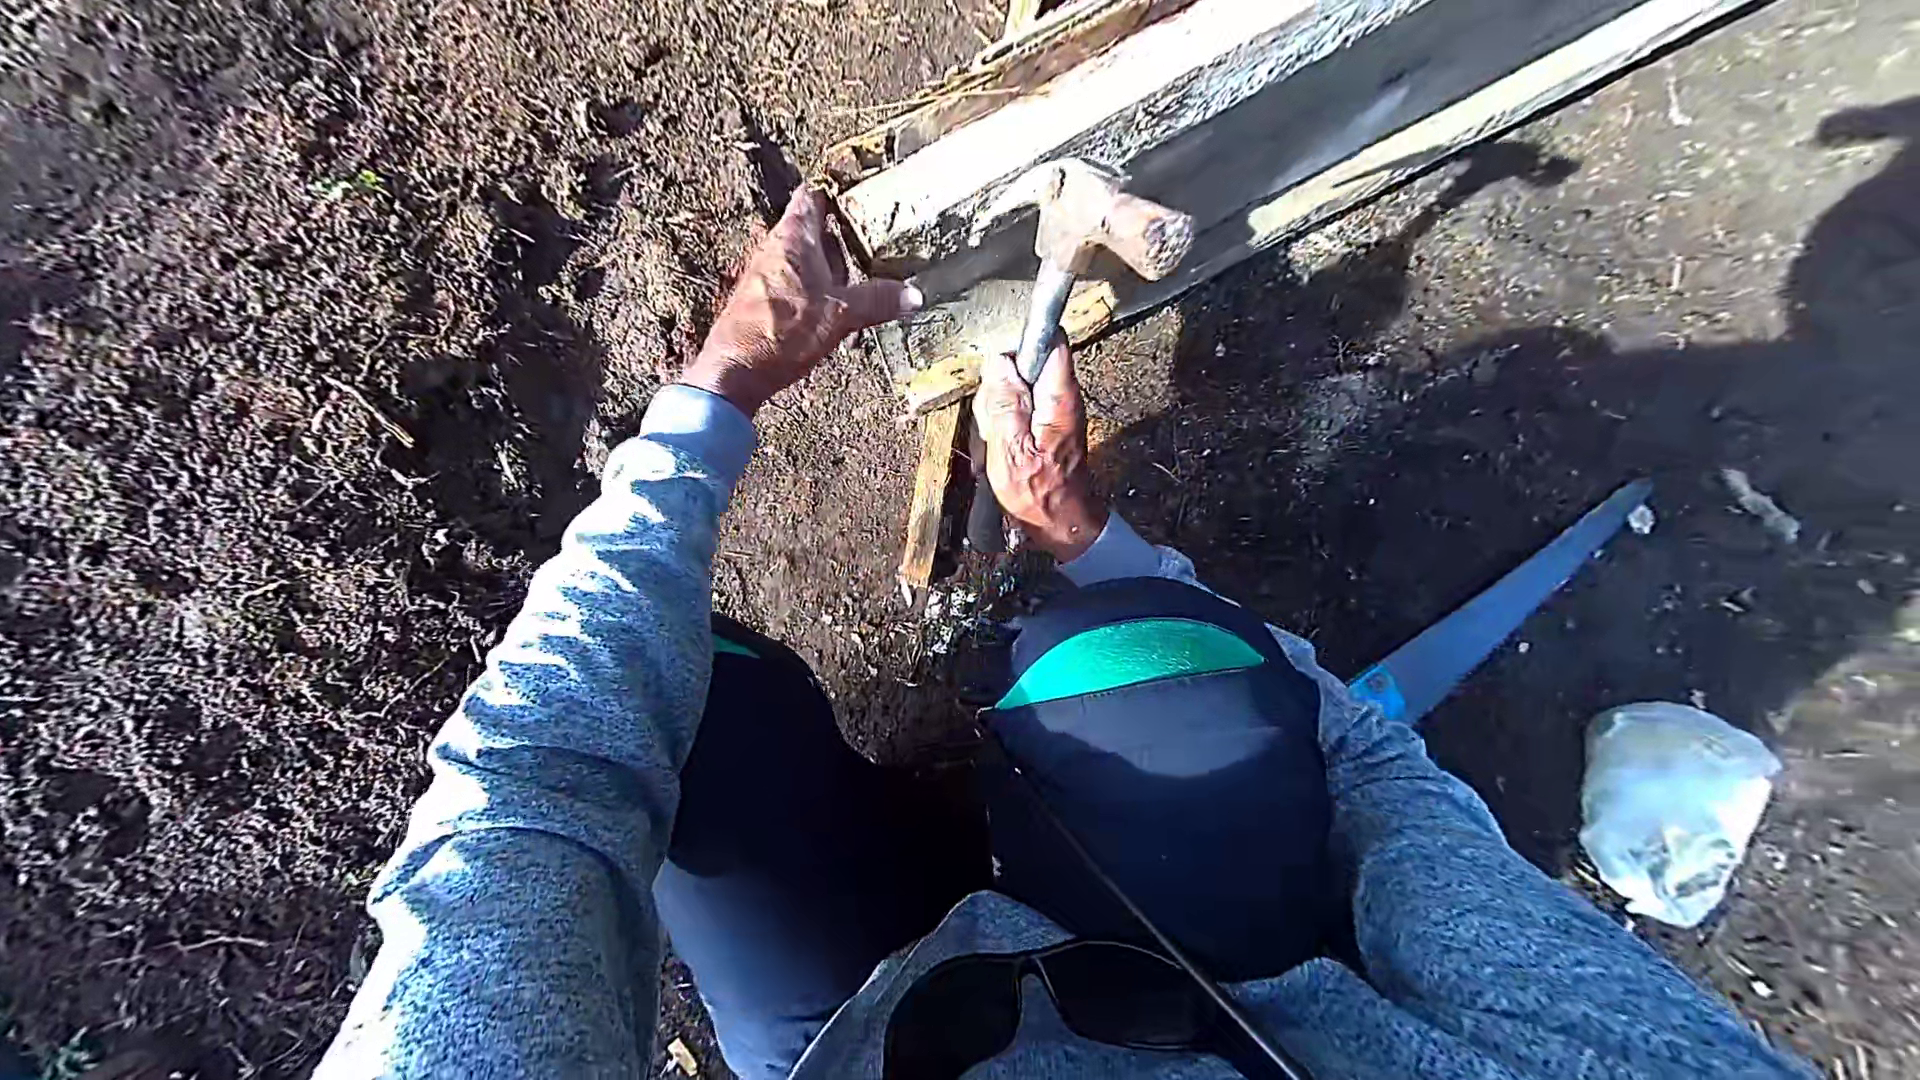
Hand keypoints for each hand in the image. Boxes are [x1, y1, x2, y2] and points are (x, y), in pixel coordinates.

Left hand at [681, 187, 922, 414]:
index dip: (838, 193)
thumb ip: (877, 300)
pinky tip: (834, 320)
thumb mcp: (841, 315)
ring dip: (833, 277)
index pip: (815, 195)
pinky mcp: (764, 302)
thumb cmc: (782, 332)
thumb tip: (914, 294)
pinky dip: (819, 298)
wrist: (737, 370)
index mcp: (794, 236)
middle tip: (876, 253)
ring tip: (861, 293)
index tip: (864, 200)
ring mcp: (767, 275)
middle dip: (844, 243)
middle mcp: (776, 248)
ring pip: (808, 264)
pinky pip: (798, 290)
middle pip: (815, 233)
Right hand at [973, 340, 1105, 561]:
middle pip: (1023, 368)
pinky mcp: (1044, 426)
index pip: (1049, 343)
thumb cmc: (1037, 495)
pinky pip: (1015, 412)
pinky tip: (998, 449)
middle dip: (998, 389)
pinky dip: (1001, 428)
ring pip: (1014, 391)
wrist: (1060, 524)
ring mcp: (1053, 412)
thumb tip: (997, 362)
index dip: (1018, 347)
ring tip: (995, 443)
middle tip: (992, 425)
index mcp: (1059, 398)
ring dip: (995, 413)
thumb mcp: (1011, 451)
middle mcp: (1061, 398)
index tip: (997, 374)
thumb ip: (1004, 404)